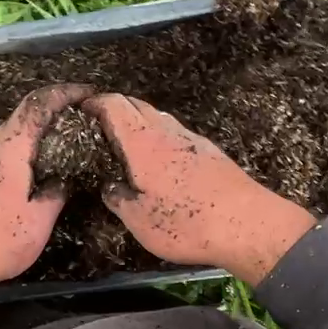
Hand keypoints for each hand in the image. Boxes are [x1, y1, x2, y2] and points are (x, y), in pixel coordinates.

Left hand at [0, 83, 93, 328]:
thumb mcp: (38, 221)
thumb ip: (56, 194)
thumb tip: (64, 180)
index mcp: (10, 147)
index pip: (39, 104)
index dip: (65, 94)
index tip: (88, 94)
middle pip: (23, 119)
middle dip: (53, 117)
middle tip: (80, 127)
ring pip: (10, 140)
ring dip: (35, 140)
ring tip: (61, 153)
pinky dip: (20, 157)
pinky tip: (31, 177)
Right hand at [82, 93, 314, 285]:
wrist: (247, 224)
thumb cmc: (186, 224)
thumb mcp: (140, 221)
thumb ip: (119, 199)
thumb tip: (109, 186)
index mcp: (143, 144)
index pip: (114, 106)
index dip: (94, 103)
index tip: (79, 111)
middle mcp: (167, 132)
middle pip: (136, 105)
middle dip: (114, 108)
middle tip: (98, 127)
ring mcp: (192, 139)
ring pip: (158, 117)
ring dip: (138, 121)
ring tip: (124, 142)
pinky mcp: (209, 152)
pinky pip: (175, 133)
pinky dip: (158, 136)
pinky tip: (157, 159)